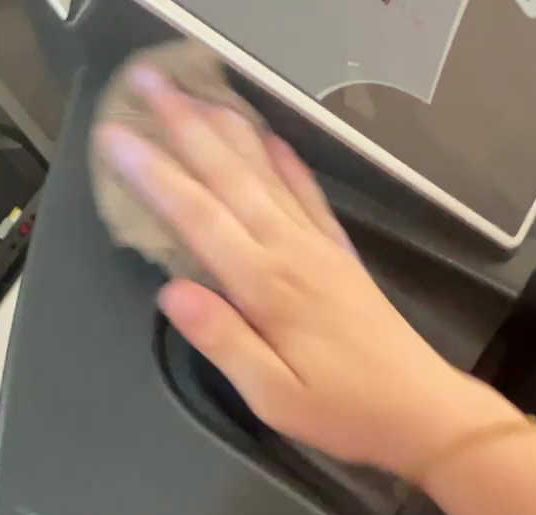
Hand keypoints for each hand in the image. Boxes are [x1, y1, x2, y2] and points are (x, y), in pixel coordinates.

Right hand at [99, 66, 517, 474]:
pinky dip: (286, 161)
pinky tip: (270, 137)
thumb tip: (172, 293)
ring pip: (266, 174)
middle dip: (184, 126)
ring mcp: (321, 248)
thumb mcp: (273, 396)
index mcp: (268, 288)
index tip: (115, 138)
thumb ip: (223, 341)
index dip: (153, 176)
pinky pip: (309, 194)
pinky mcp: (341, 255)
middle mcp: (292, 253)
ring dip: (228, 129)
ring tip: (195, 92)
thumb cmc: (344, 412)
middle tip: (147, 81)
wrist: (420, 409)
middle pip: (230, 177)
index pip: (198, 218)